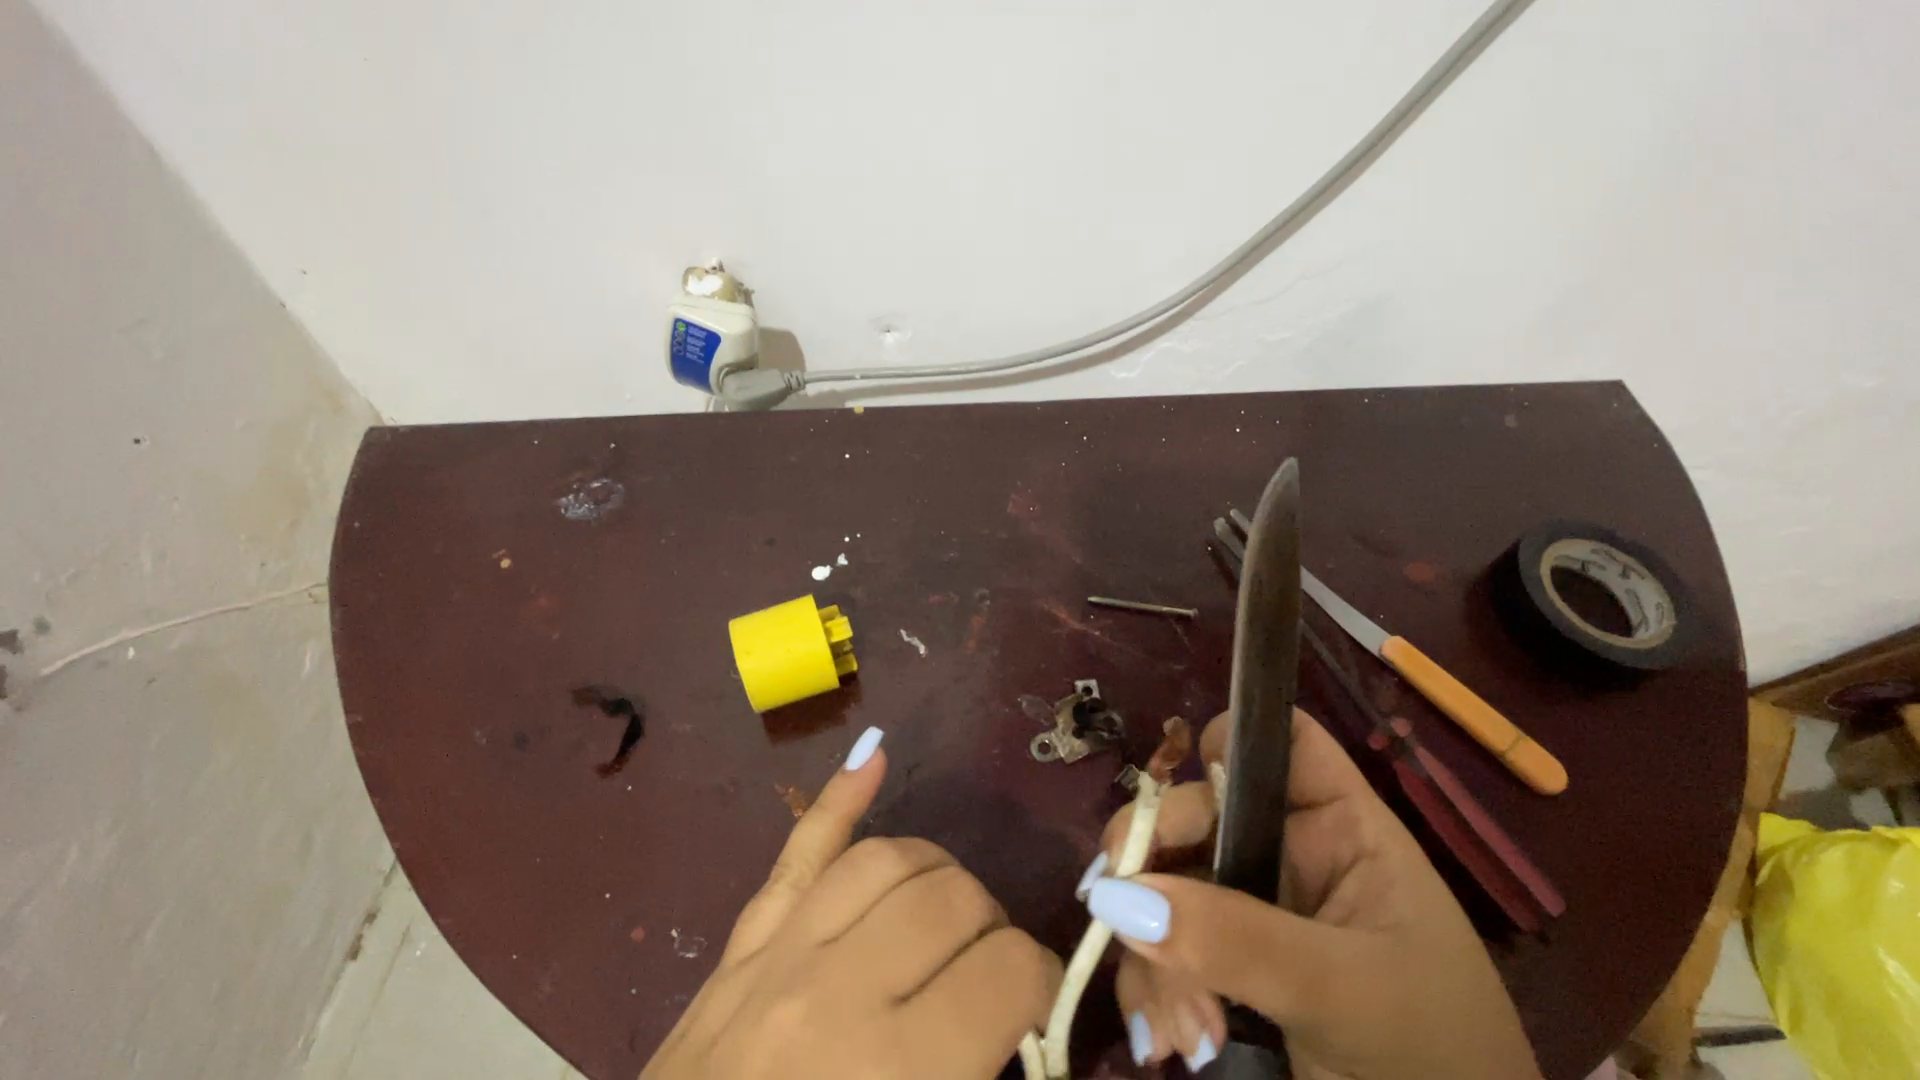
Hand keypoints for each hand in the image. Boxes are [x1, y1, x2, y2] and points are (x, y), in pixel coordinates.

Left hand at [642, 727, 1063, 1079]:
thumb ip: (980, 1072)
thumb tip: (1028, 1025)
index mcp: (893, 1067)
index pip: (1006, 970)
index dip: (1040, 981)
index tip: (1036, 1004)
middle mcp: (837, 991)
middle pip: (953, 898)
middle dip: (992, 927)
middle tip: (991, 971)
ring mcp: (779, 955)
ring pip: (885, 860)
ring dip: (938, 873)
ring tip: (950, 911)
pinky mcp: (741, 945)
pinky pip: (796, 855)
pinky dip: (837, 802)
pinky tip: (872, 758)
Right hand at [1089, 710, 1540, 1079]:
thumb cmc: (1435, 1055)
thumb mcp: (1339, 989)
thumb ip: (1233, 938)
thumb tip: (1113, 894)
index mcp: (1340, 829)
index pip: (1280, 744)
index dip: (1226, 743)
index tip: (1170, 789)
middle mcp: (1288, 855)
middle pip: (1196, 813)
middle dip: (1155, 868)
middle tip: (1118, 915)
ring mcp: (1252, 911)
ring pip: (1166, 885)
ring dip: (1149, 950)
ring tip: (1178, 1030)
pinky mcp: (1225, 966)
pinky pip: (1162, 948)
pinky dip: (1151, 987)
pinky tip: (1170, 1042)